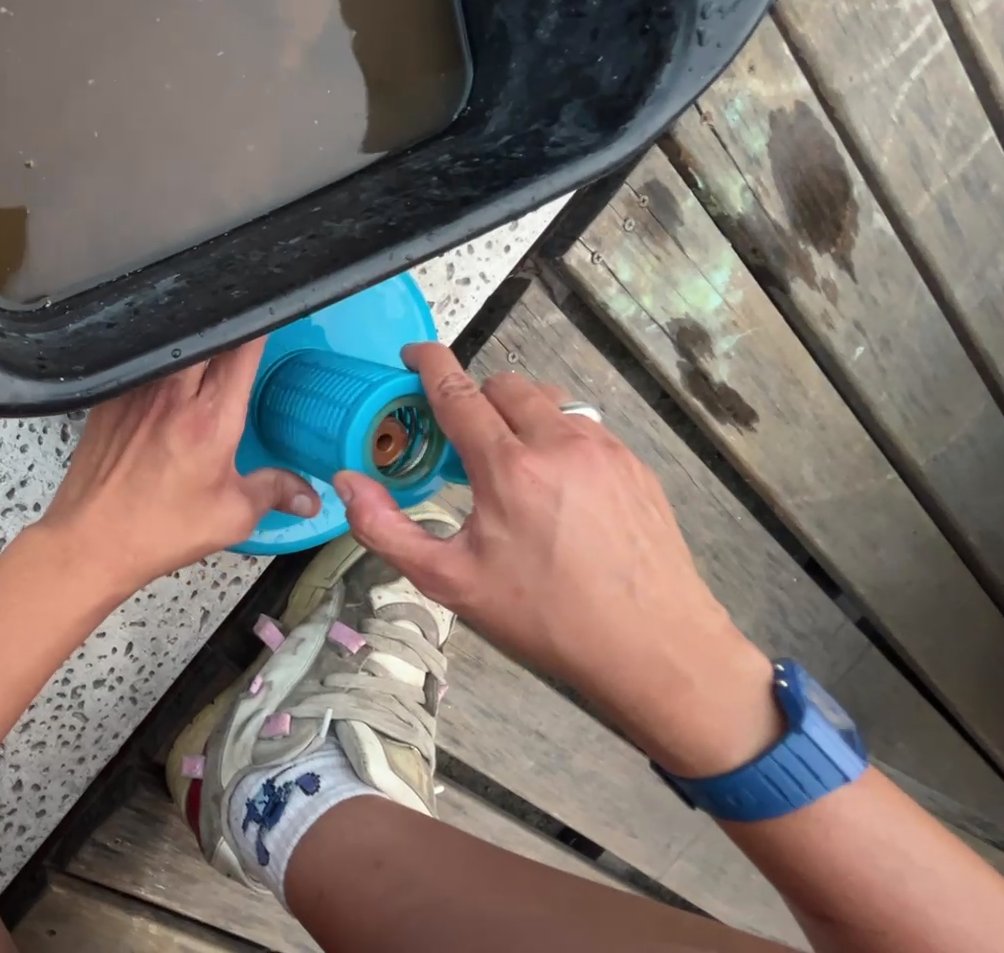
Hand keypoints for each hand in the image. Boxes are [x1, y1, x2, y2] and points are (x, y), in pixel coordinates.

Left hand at [38, 338, 319, 594]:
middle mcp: (172, 394)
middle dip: (224, 326)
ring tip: (203, 346)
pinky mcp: (108, 400)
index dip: (257, 325)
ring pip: (170, 344)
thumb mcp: (230, 516)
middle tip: (237, 328)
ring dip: (190, 340)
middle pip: (204, 335)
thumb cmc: (160, 530)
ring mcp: (136, 392)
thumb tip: (310, 496)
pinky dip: (157, 361)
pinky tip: (164, 374)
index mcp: (210, 418)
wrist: (91, 540)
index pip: (242, 349)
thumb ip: (274, 493)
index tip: (266, 317)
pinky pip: (139, 365)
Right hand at [334, 343, 780, 776]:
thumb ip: (383, 527)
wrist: (657, 651)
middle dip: (473, 396)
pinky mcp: (635, 468)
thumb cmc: (544, 617)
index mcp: (509, 467)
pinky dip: (553, 435)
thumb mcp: (447, 581)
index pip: (458, 392)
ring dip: (514, 413)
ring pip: (548, 400)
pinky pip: (582, 427)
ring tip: (503, 461)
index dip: (430, 363)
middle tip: (455, 437)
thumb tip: (346, 482)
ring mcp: (606, 452)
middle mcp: (560, 444)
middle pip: (505, 385)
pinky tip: (550, 484)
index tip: (413, 353)